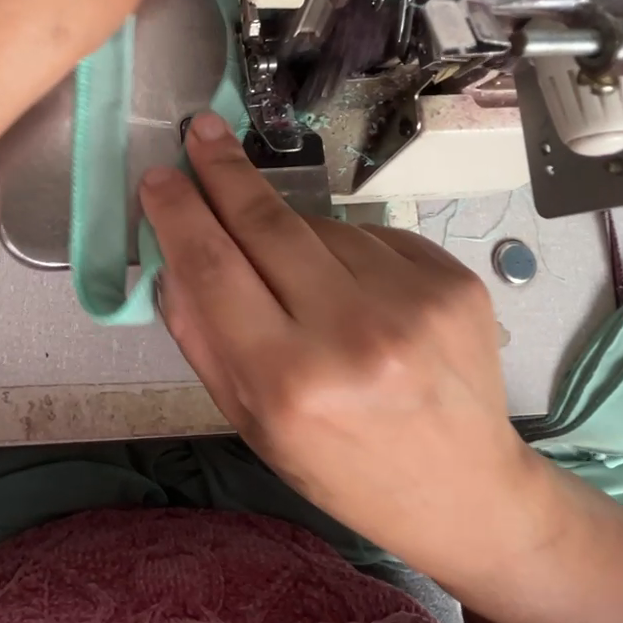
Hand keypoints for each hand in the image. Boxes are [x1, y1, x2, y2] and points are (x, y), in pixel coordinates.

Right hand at [139, 111, 550, 582]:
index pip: (211, 267)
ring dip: (290, 231)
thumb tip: (172, 253)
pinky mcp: (452, 279)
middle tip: (200, 131)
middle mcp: (350, 332)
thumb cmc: (339, 464)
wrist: (464, 492)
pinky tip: (358, 293)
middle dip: (222, 170)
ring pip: (318, 225)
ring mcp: (410, 300)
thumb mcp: (251, 421)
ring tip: (302, 281)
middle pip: (264, 222)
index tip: (158, 176)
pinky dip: (344, 250)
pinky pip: (368, 236)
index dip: (178, 212)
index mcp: (286, 380)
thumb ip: (202, 336)